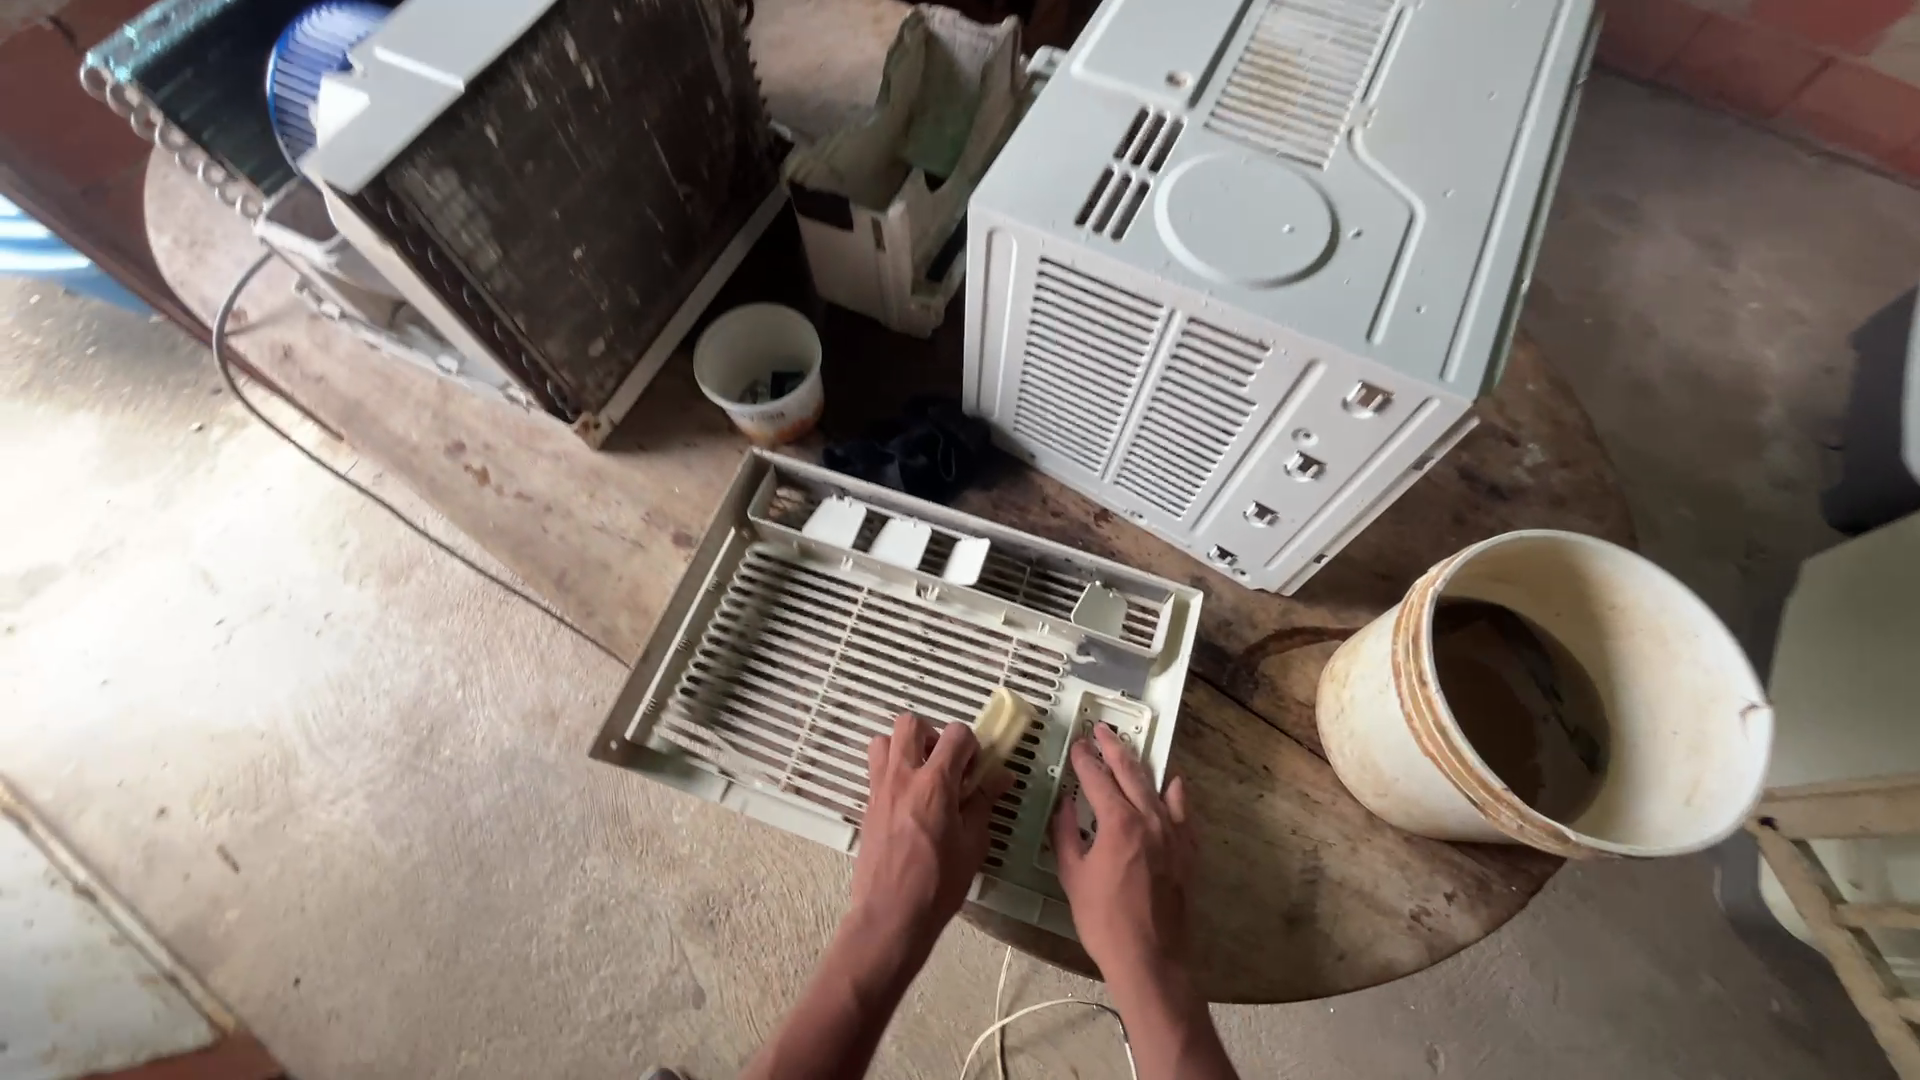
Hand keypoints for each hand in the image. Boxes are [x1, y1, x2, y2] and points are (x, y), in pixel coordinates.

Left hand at [850, 713, 1013, 952]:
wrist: (891, 915)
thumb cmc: (937, 884)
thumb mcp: (973, 844)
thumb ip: (983, 802)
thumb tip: (1000, 777)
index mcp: (934, 783)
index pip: (955, 733)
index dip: (970, 745)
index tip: (974, 769)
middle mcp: (903, 776)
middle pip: (910, 723)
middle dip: (932, 734)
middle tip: (944, 763)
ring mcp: (880, 788)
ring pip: (884, 740)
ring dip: (904, 747)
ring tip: (921, 774)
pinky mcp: (867, 804)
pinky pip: (875, 768)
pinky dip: (891, 769)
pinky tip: (907, 799)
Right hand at [1051, 724, 1195, 986]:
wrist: (1150, 958)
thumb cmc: (1104, 920)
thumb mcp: (1073, 875)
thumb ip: (1065, 832)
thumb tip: (1064, 803)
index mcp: (1118, 822)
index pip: (1097, 779)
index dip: (1084, 760)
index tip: (1076, 745)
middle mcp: (1149, 819)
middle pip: (1129, 772)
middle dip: (1112, 747)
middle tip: (1100, 729)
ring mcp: (1173, 833)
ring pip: (1156, 786)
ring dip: (1139, 764)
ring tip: (1126, 748)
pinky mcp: (1187, 851)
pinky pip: (1183, 812)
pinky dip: (1176, 793)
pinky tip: (1173, 782)